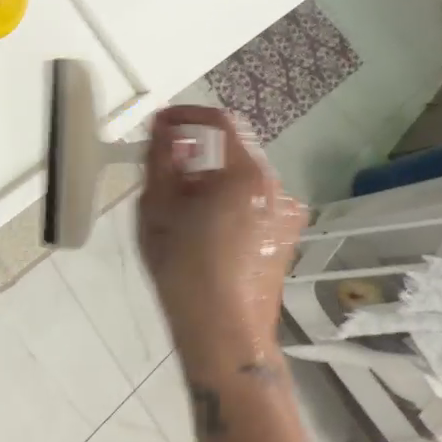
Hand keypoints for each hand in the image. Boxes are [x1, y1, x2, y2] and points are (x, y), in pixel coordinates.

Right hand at [138, 105, 307, 373]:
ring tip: (172, 211)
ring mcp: (286, 215)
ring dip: (204, 182)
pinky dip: (219, 202)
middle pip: (229, 153)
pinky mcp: (283, 236)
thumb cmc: (182, 261)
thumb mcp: (156, 203)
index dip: (186, 115)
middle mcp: (277, 189)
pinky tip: (195, 229)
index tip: (157, 124)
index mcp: (248, 175)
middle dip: (190, 158)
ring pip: (236, 180)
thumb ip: (161, 158)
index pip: (222, 121)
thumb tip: (166, 129)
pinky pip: (247, 203)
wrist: (221, 326)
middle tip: (155, 179)